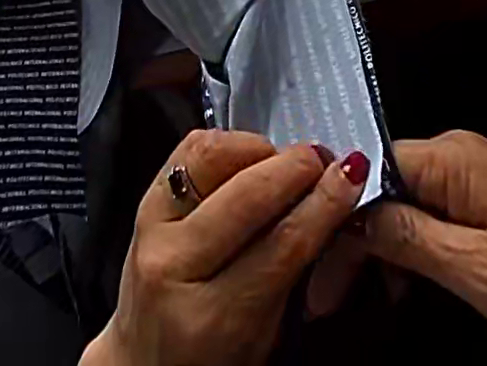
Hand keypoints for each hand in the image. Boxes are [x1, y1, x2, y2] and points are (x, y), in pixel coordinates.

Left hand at [82, 130, 369, 365]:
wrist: (137, 364)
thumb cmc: (210, 361)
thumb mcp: (263, 336)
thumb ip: (290, 272)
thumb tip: (327, 206)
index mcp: (213, 317)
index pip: (280, 246)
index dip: (321, 204)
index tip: (348, 177)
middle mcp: (173, 263)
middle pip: (243, 196)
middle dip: (291, 168)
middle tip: (322, 157)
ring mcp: (149, 227)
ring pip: (206, 159)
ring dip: (254, 147)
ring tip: (285, 157)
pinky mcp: (141, 202)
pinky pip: (184, 152)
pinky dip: (222, 144)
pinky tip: (247, 154)